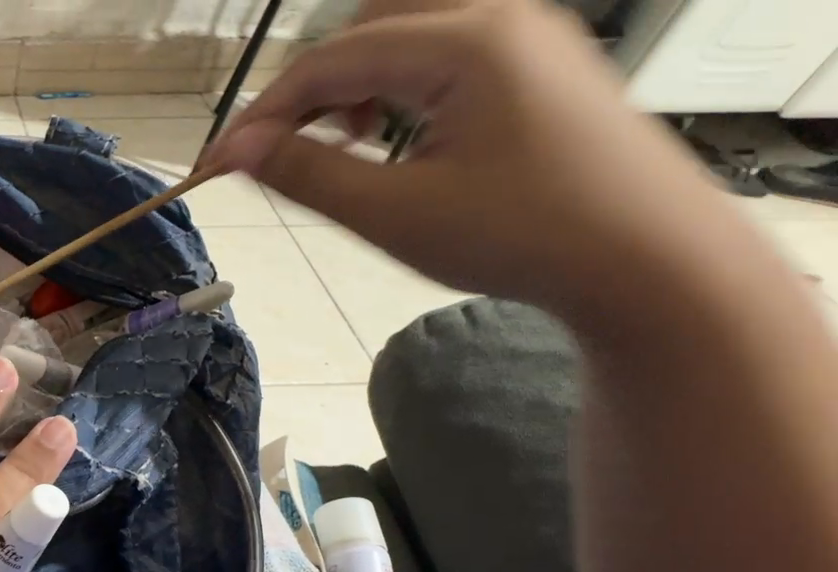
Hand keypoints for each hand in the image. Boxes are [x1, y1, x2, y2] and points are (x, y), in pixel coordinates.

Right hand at [200, 0, 725, 316]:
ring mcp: (526, 36)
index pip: (329, 61)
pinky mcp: (538, 64)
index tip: (213, 167)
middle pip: (366, 26)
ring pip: (406, 33)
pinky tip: (394, 135)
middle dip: (308, 90)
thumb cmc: (519, 237)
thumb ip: (307, 174)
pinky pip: (444, 52)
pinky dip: (398, 86)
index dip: (260, 114)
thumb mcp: (394, 213)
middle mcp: (499, 17)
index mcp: (466, 42)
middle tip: (279, 154)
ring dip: (354, 83)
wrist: (647, 259)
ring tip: (342, 144)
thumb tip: (236, 151)